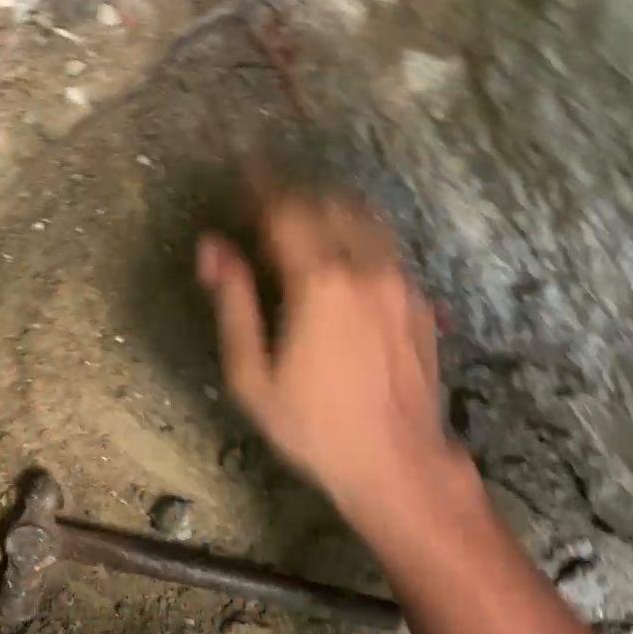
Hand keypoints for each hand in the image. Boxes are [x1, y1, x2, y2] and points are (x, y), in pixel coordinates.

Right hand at [197, 195, 471, 523]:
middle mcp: (366, 268)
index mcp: (319, 282)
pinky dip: (359, 237)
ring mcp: (401, 283)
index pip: (286, 212)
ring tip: (305, 216)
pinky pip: (386, 249)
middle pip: (329, 205)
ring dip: (331, 208)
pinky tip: (343, 258)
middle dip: (295, 195)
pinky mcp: (420, 302)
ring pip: (366, 220)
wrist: (396, 462)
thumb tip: (212, 249)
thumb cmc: (312, 426)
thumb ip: (233, 304)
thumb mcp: (252, 375)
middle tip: (267, 199)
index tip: (243, 171)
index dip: (261, 188)